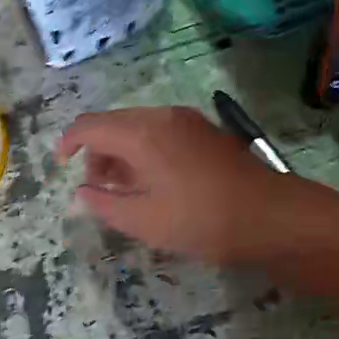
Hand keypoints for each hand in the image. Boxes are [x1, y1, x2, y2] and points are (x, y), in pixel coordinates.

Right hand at [55, 106, 300, 263]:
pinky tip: (155, 181)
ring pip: (136, 126)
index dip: (68, 143)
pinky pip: (159, 130)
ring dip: (120, 152)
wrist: (277, 218)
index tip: (61, 166)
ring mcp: (186, 119)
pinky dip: (144, 149)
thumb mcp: (145, 222)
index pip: (88, 126)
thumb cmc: (204, 220)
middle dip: (96, 152)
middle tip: (98, 189)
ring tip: (126, 189)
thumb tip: (82, 191)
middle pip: (111, 123)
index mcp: (140, 133)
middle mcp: (160, 116)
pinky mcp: (205, 130)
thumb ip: (104, 204)